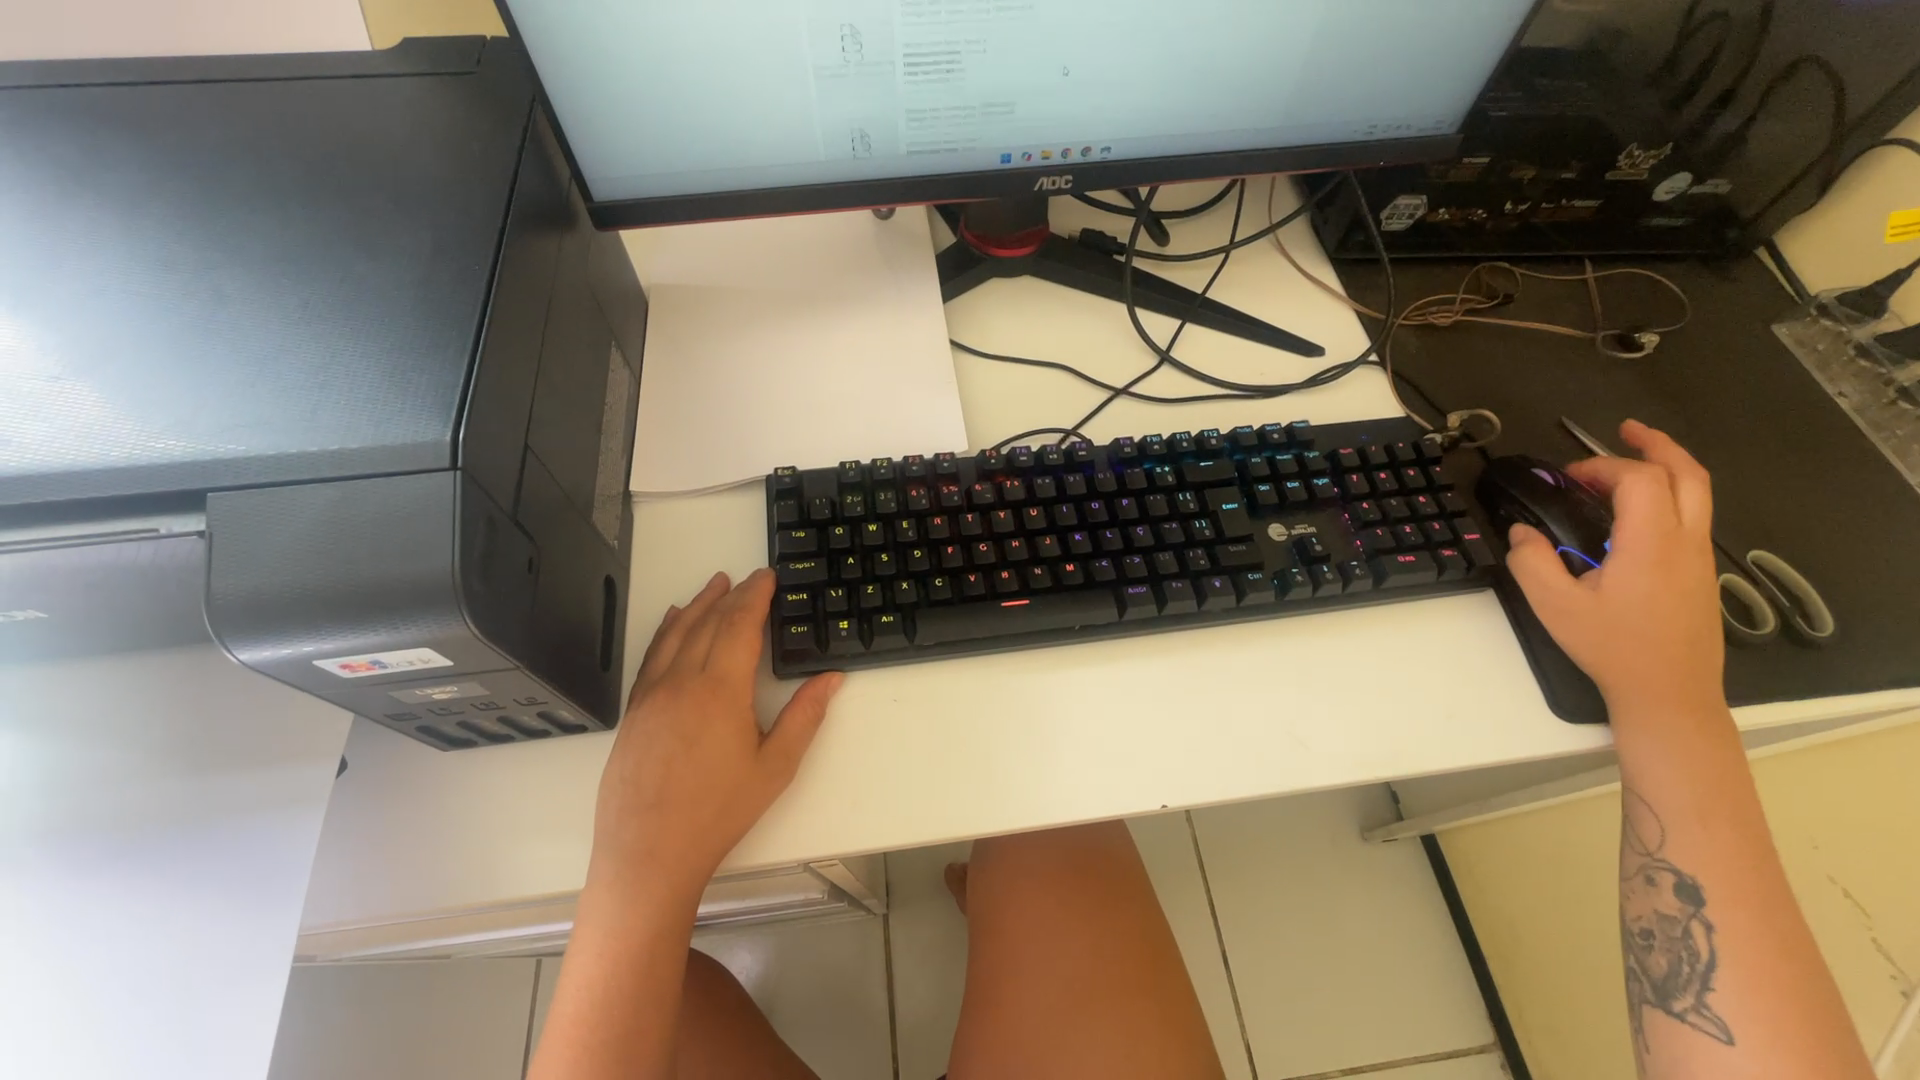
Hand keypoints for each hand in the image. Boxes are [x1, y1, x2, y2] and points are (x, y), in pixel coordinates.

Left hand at [586, 569, 843, 900]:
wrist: (648, 852)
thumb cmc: (719, 812)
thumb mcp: (775, 767)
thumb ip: (804, 716)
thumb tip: (831, 678)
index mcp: (721, 690)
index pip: (739, 626)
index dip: (755, 596)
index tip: (767, 576)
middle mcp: (682, 682)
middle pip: (708, 623)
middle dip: (731, 595)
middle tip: (750, 577)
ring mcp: (652, 695)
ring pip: (676, 634)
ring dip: (697, 604)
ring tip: (714, 584)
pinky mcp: (634, 711)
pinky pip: (651, 656)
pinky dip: (666, 631)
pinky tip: (673, 621)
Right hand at [1504, 420, 1725, 718]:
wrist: (1669, 692)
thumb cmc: (1612, 648)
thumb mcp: (1554, 607)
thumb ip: (1532, 562)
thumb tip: (1522, 532)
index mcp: (1651, 543)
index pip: (1639, 480)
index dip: (1602, 467)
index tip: (1567, 477)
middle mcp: (1685, 542)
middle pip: (1688, 474)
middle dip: (1656, 444)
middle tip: (1625, 430)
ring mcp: (1699, 557)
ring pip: (1699, 493)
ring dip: (1669, 466)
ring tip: (1636, 455)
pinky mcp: (1700, 573)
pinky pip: (1694, 514)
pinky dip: (1671, 493)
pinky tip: (1639, 506)